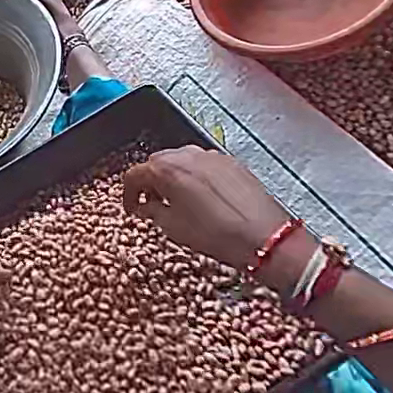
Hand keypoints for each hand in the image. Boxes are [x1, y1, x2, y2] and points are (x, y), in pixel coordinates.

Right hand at [122, 146, 291, 270]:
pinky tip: (200, 196)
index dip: (128, 192)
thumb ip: (152, 211)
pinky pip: (203, 163)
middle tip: (151, 203)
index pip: (135, 174)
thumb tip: (145, 206)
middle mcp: (187, 156)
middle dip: (150, 181)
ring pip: (181, 159)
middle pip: (157, 162)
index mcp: (167, 170)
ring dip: (173, 176)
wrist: (263, 236)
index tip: (131, 206)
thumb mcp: (173, 228)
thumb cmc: (216, 234)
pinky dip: (194, 175)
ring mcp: (211, 156)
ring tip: (177, 200)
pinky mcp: (230, 162)